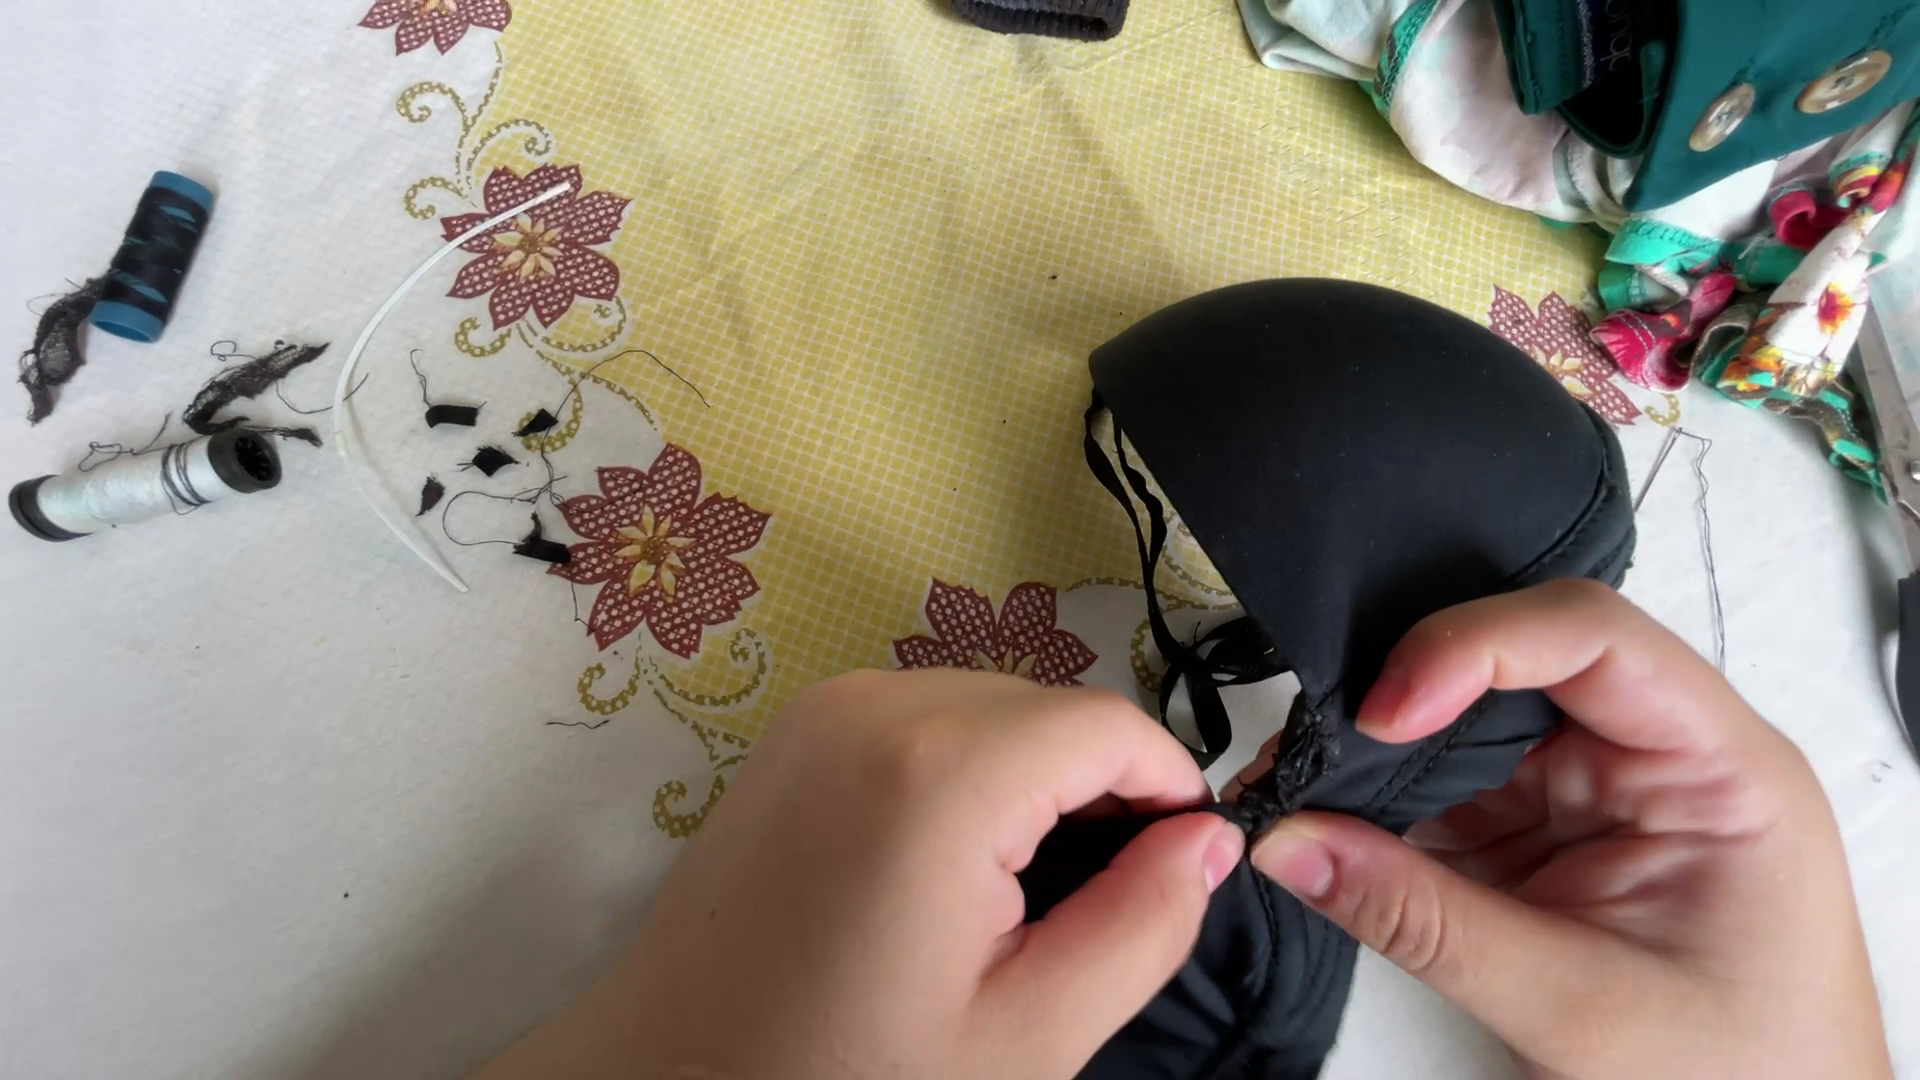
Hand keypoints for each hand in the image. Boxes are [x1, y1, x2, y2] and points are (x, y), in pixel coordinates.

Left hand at [478, 669, 1243, 1079]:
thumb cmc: (846, 1079)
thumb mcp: (1026, 1034)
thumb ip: (1142, 922)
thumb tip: (1207, 840)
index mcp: (939, 770)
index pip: (1102, 722)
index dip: (1164, 776)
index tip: (1184, 844)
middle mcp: (879, 703)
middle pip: (1046, 705)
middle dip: (1099, 776)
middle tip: (1106, 877)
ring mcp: (831, 702)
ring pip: (992, 700)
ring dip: (1036, 766)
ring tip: (1028, 869)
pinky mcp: (804, 720)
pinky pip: (929, 709)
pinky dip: (972, 754)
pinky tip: (957, 840)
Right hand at [1249, 579, 1892, 1078]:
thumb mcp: (1574, 1007)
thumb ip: (1417, 917)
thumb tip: (1286, 841)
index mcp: (1709, 768)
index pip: (1588, 636)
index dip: (1473, 647)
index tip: (1387, 714)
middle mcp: (1634, 750)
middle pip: (1499, 651)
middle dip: (1397, 682)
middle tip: (1317, 734)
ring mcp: (1566, 778)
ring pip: (1445, 706)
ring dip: (1366, 737)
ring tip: (1297, 773)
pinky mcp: (1513, 809)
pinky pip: (1420, 765)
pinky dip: (1360, 782)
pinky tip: (1320, 805)